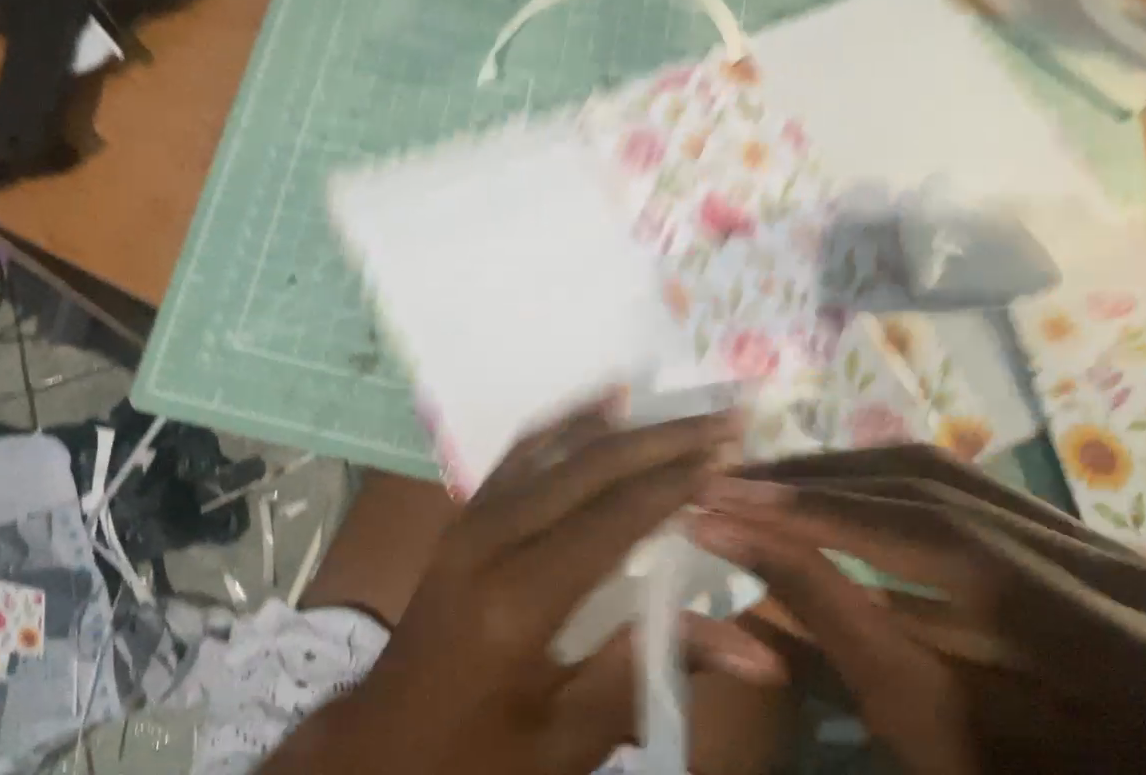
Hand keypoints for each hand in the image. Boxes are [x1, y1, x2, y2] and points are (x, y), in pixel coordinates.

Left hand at [261, 396, 772, 774]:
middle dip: (661, 439)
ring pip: (551, 448)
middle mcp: (490, 539)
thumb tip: (760, 654)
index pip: (613, 518)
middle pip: (587, 468)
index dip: (675, 481)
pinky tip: (597, 411)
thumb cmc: (480, 749)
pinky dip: (563, 427)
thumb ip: (653, 673)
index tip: (730, 452)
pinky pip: (518, 456)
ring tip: (674, 405)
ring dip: (617, 425)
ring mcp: (468, 520)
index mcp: (519, 598)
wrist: (386, 740)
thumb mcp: (568, 734)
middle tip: (723, 417)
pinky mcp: (461, 518)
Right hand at [695, 445, 1145, 774]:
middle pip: (943, 492)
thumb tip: (719, 525)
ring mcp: (1127, 552)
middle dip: (817, 485)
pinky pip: (963, 490)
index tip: (722, 498)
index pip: (947, 542)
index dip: (824, 513)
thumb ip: (827, 610)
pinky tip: (812, 489)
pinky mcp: (1088, 541)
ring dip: (836, 477)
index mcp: (1137, 655)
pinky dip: (875, 488)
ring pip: (947, 476)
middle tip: (722, 484)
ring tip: (752, 482)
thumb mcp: (914, 720)